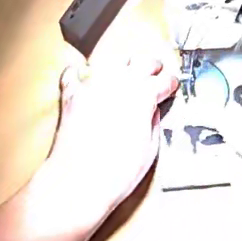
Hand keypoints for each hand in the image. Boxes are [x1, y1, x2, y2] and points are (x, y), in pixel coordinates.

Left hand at [26, 50, 179, 232]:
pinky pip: (75, 72)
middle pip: (141, 61)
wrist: (78, 181)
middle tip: (154, 74)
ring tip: (125, 74)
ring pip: (111, 59)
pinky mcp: (70, 94)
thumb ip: (153, 122)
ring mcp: (93, 85)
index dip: (170, 83)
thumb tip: (152, 111)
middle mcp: (119, 83)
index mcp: (143, 95)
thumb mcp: (150, 149)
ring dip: (122, 65)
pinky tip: (87, 77)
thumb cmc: (115, 172)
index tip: (170, 86)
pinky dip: (83, 73)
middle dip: (151, 67)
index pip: (164, 80)